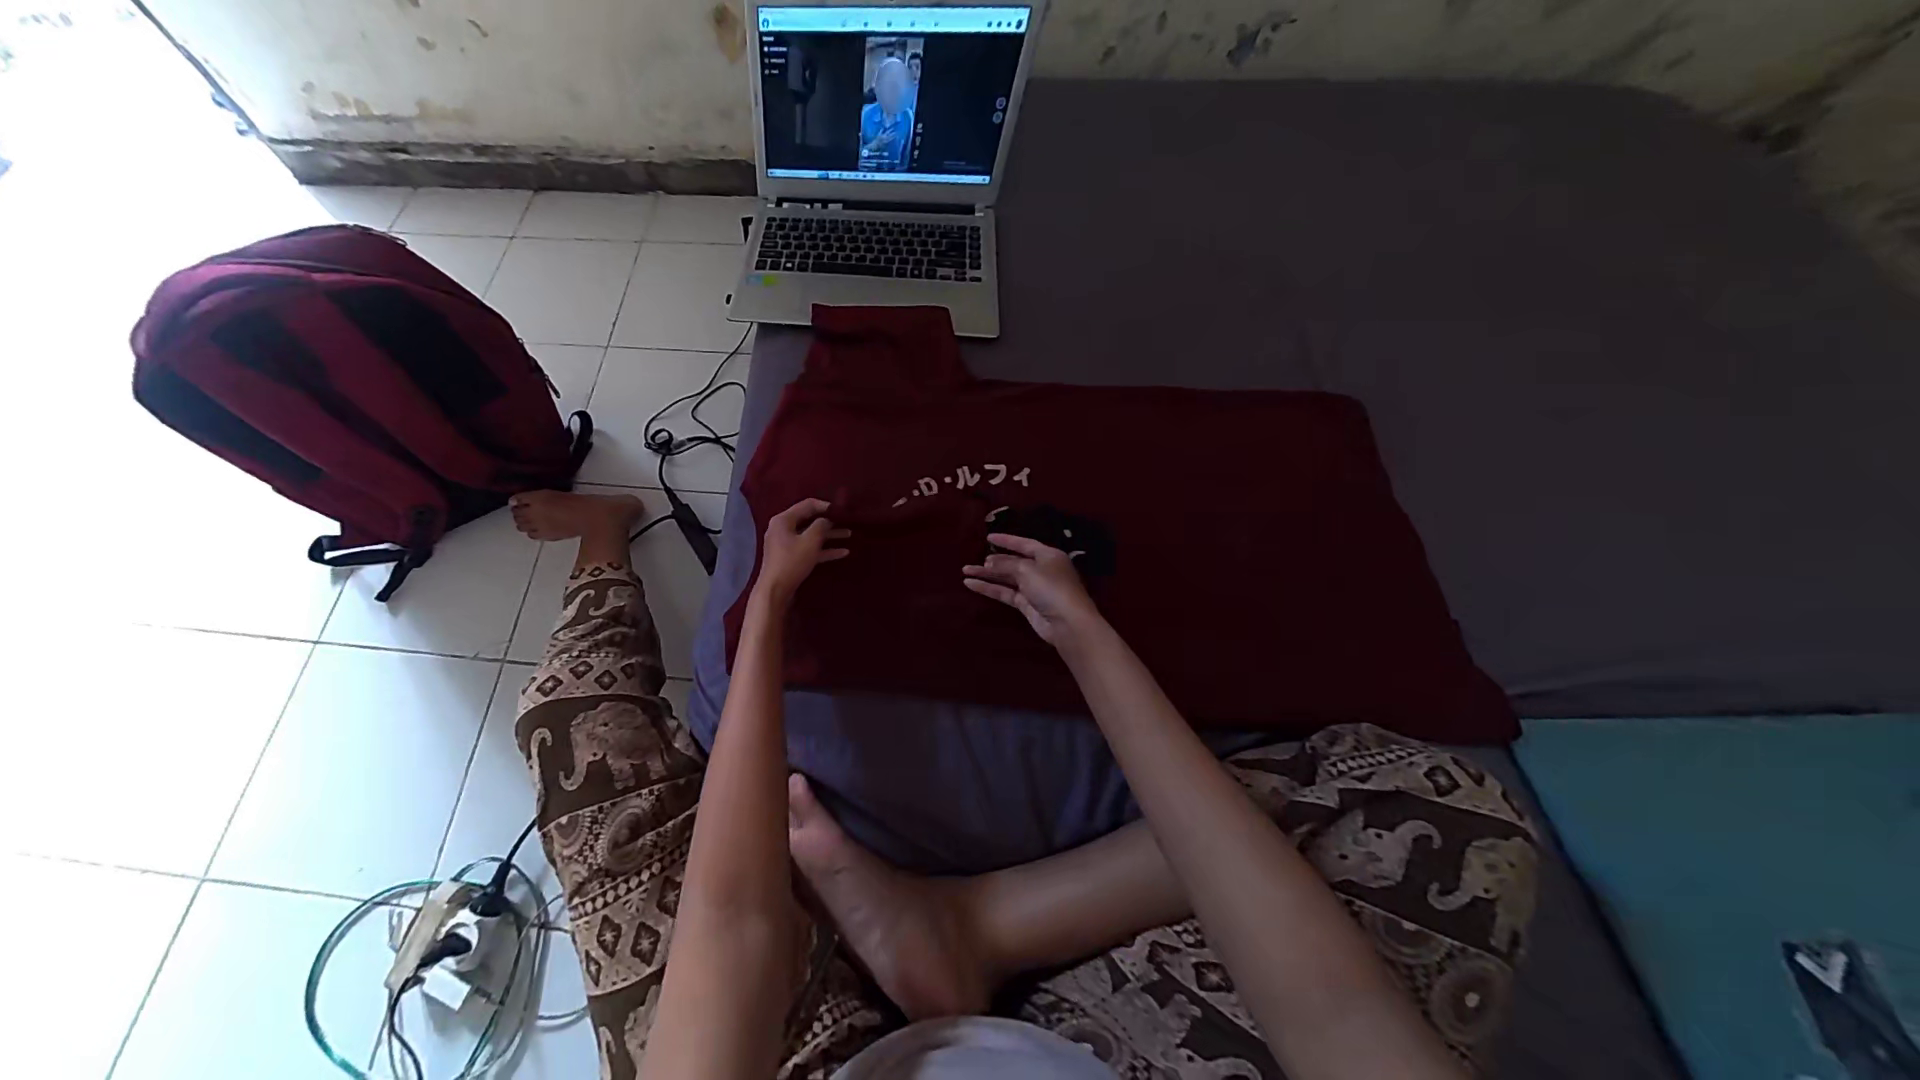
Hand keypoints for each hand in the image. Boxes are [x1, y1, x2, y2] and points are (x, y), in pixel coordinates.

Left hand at [756, 498, 849, 606]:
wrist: (775, 591)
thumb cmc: (792, 561)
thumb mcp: (810, 540)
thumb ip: (821, 525)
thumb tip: (826, 520)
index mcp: (783, 520)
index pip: (807, 505)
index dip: (825, 506)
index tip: (841, 510)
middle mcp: (783, 529)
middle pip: (810, 520)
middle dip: (829, 522)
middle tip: (847, 521)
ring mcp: (787, 544)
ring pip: (812, 536)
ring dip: (830, 536)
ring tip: (850, 534)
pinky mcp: (791, 558)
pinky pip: (810, 549)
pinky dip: (824, 549)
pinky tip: (843, 552)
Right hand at [962, 533, 1103, 647]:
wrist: (1067, 622)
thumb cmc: (1051, 587)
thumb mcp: (1027, 569)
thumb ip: (1006, 564)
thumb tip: (989, 562)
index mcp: (1047, 555)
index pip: (1024, 544)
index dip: (1007, 540)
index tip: (988, 538)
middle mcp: (1041, 569)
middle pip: (1014, 562)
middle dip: (994, 561)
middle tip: (974, 560)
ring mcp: (1034, 588)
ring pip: (1007, 578)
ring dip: (988, 575)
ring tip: (966, 571)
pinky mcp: (1026, 605)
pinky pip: (1005, 593)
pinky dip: (990, 588)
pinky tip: (972, 585)